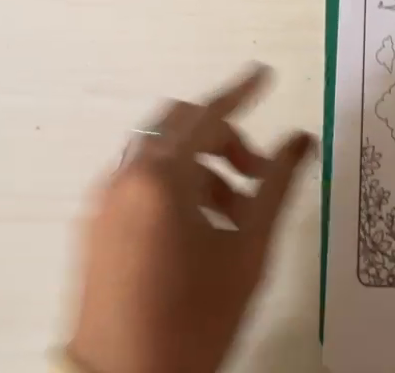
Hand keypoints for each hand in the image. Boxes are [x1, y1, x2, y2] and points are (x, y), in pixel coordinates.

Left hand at [67, 65, 315, 372]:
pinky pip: (139, 179)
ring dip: (198, 163)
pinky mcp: (93, 224)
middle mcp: (126, 176)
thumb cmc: (193, 320)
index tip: (265, 74)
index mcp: (162, 177)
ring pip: (159, 152)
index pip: (208, 114)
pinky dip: (171, 182)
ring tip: (232, 213)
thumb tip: (301, 139)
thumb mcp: (248, 250)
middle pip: (180, 125)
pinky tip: (196, 227)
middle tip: (254, 172)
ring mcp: (104, 199)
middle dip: (222, 137)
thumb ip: (276, 184)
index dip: (241, 91)